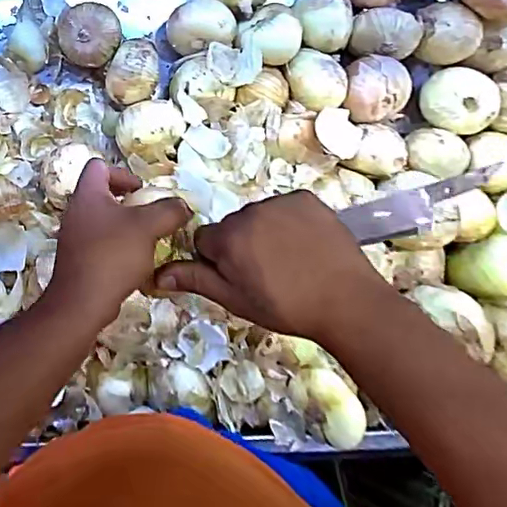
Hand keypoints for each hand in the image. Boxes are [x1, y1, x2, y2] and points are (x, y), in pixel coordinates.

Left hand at [42, 160, 190, 327]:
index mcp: (87, 194)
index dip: (123, 173)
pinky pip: (99, 243)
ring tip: (145, 241)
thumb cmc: (112, 255)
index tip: (142, 191)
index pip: (99, 166)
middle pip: (102, 193)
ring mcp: (73, 236)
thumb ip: (168, 211)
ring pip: (102, 220)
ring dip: (125, 227)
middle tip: (148, 216)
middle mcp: (75, 211)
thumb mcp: (147, 227)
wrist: (81, 302)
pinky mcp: (76, 259)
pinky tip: (133, 264)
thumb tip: (182, 206)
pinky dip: (117, 248)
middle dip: (129, 203)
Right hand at [155, 189, 387, 342]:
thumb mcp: (236, 300)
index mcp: (228, 238)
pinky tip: (307, 245)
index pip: (206, 240)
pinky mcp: (306, 198)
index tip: (240, 276)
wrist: (347, 302)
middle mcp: (249, 212)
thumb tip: (158, 273)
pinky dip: (292, 221)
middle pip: (233, 226)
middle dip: (243, 244)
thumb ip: (197, 280)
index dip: (219, 260)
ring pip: (259, 216)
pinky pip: (287, 206)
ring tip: (292, 260)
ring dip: (266, 232)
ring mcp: (279, 202)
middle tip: (269, 273)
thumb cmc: (287, 307)